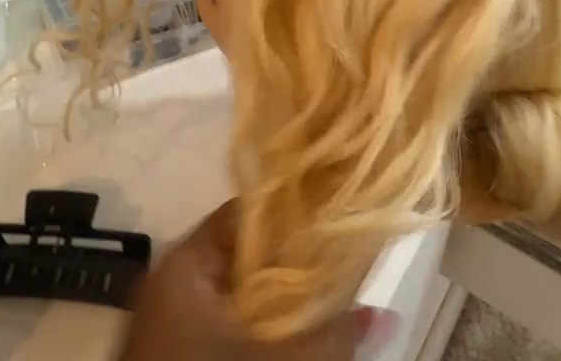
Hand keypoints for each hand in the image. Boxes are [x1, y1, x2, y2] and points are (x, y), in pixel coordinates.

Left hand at [119, 200, 395, 360]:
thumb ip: (331, 336)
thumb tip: (386, 316)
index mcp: (185, 264)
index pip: (245, 213)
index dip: (293, 213)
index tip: (337, 216)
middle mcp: (175, 281)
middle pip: (245, 252)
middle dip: (294, 260)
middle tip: (343, 259)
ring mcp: (175, 319)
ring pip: (240, 291)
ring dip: (282, 296)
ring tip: (332, 291)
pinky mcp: (182, 349)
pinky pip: (228, 321)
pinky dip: (261, 323)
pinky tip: (296, 329)